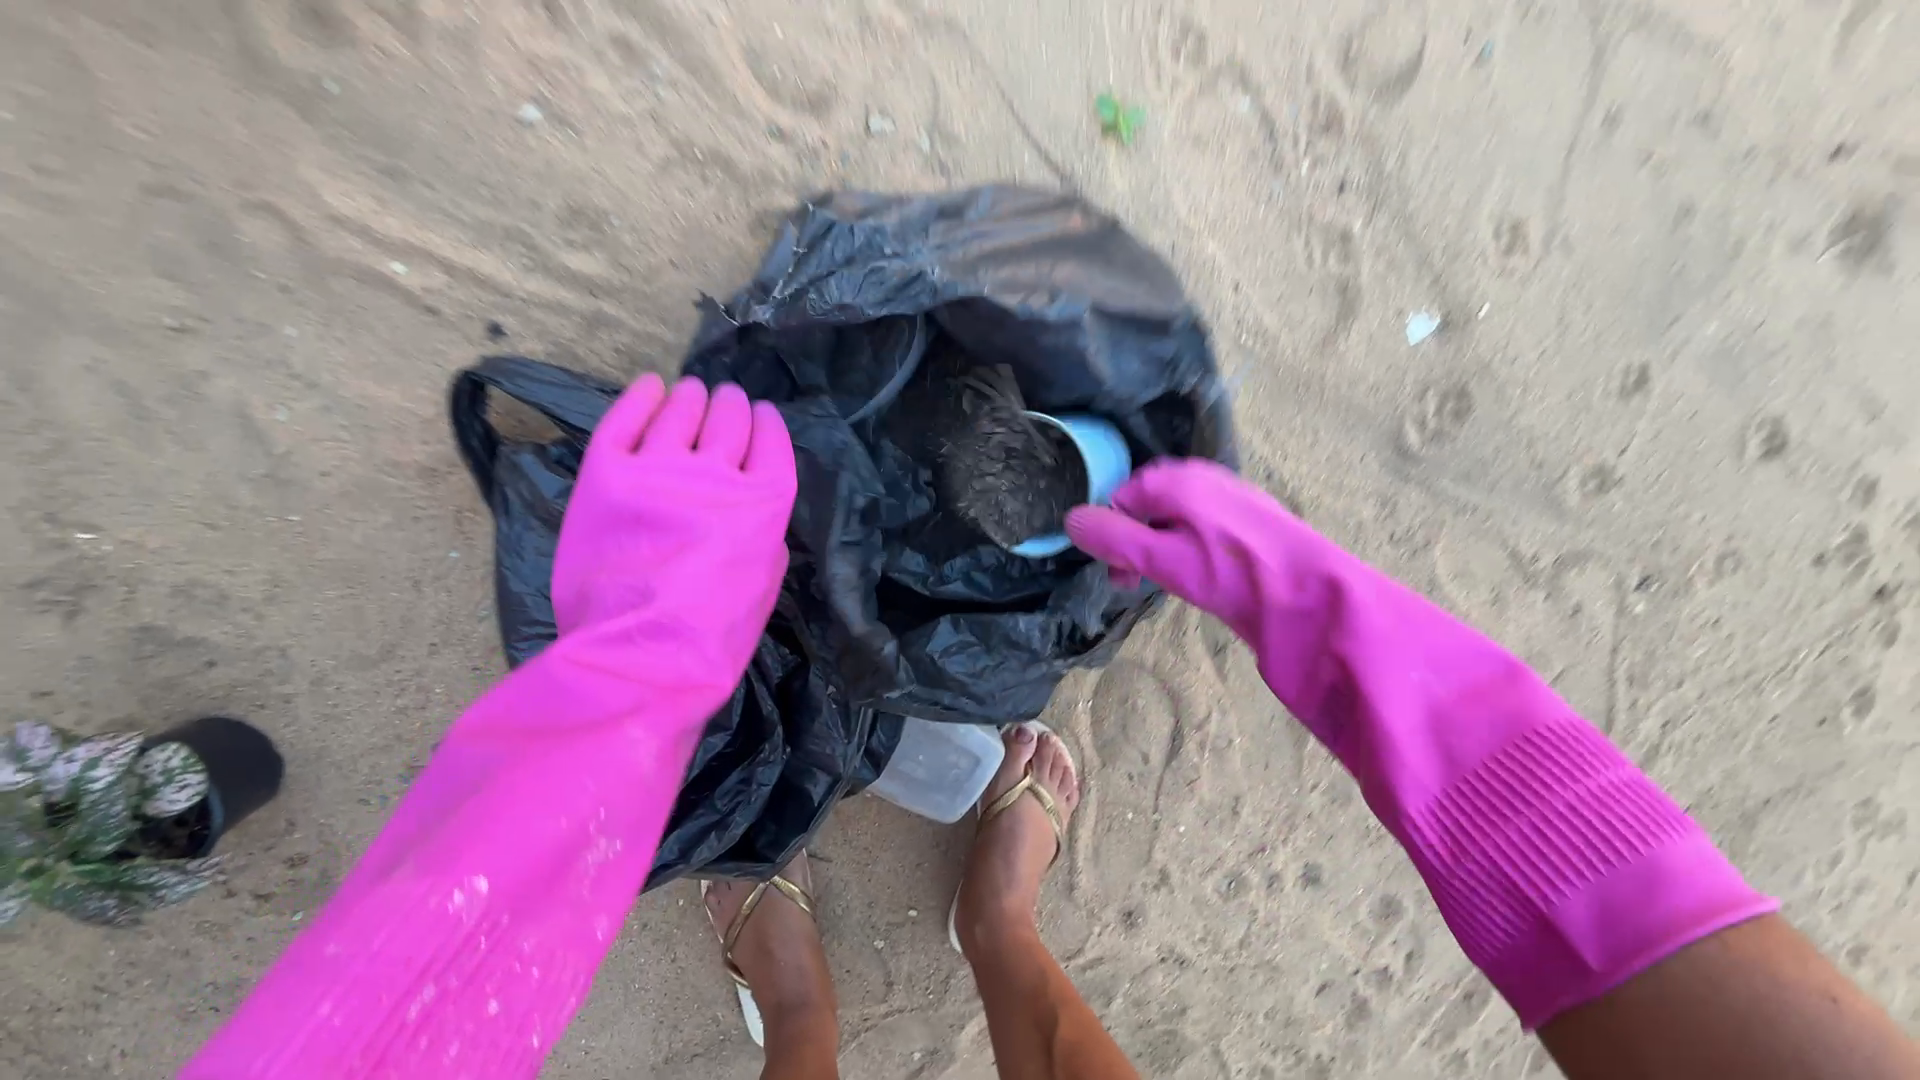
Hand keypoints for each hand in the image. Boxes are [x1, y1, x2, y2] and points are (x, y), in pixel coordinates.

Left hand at [552, 374, 796, 677]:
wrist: (645, 657)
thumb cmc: (717, 636)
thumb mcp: (766, 583)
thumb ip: (763, 535)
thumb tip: (745, 508)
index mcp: (765, 503)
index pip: (772, 443)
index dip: (767, 424)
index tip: (761, 415)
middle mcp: (718, 473)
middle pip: (728, 420)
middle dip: (731, 405)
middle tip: (726, 398)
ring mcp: (660, 469)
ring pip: (680, 412)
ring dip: (691, 399)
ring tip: (691, 393)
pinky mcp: (607, 474)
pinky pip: (624, 421)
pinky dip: (639, 399)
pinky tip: (650, 388)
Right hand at [1066, 459, 1297, 646]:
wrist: (1310, 594)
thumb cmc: (1229, 572)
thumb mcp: (1160, 558)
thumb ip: (1114, 539)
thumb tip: (1070, 519)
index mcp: (1178, 479)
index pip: (1122, 495)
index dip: (1110, 533)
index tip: (1115, 571)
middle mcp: (1203, 479)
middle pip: (1149, 506)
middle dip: (1133, 544)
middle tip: (1132, 583)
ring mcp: (1230, 499)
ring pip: (1176, 520)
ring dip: (1159, 550)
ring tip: (1166, 583)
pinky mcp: (1250, 524)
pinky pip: (1202, 530)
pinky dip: (1189, 551)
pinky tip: (1202, 579)